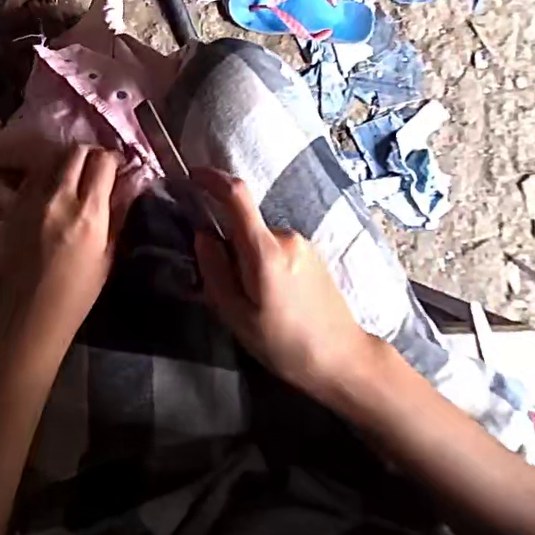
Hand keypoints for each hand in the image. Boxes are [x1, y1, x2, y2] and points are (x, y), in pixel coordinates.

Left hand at [3, 145, 120, 348]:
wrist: (30, 313)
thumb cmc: (78, 292)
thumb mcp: (109, 255)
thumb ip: (117, 214)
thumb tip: (129, 185)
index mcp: (88, 214)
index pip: (103, 163)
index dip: (114, 159)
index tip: (119, 166)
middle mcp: (59, 199)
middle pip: (76, 151)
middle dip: (92, 154)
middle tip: (98, 167)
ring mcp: (31, 200)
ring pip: (52, 157)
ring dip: (68, 160)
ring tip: (76, 174)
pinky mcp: (13, 206)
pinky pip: (33, 175)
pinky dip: (47, 173)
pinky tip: (54, 188)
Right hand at [191, 168, 376, 398]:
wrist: (342, 358)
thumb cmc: (285, 345)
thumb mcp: (237, 317)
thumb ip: (215, 272)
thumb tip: (202, 236)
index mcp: (265, 251)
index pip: (237, 196)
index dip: (212, 178)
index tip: (192, 176)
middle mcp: (286, 237)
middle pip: (243, 226)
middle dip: (227, 246)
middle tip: (225, 290)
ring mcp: (303, 244)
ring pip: (259, 240)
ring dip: (247, 259)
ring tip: (252, 303)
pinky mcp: (312, 254)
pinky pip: (275, 248)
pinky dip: (263, 264)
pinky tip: (273, 300)